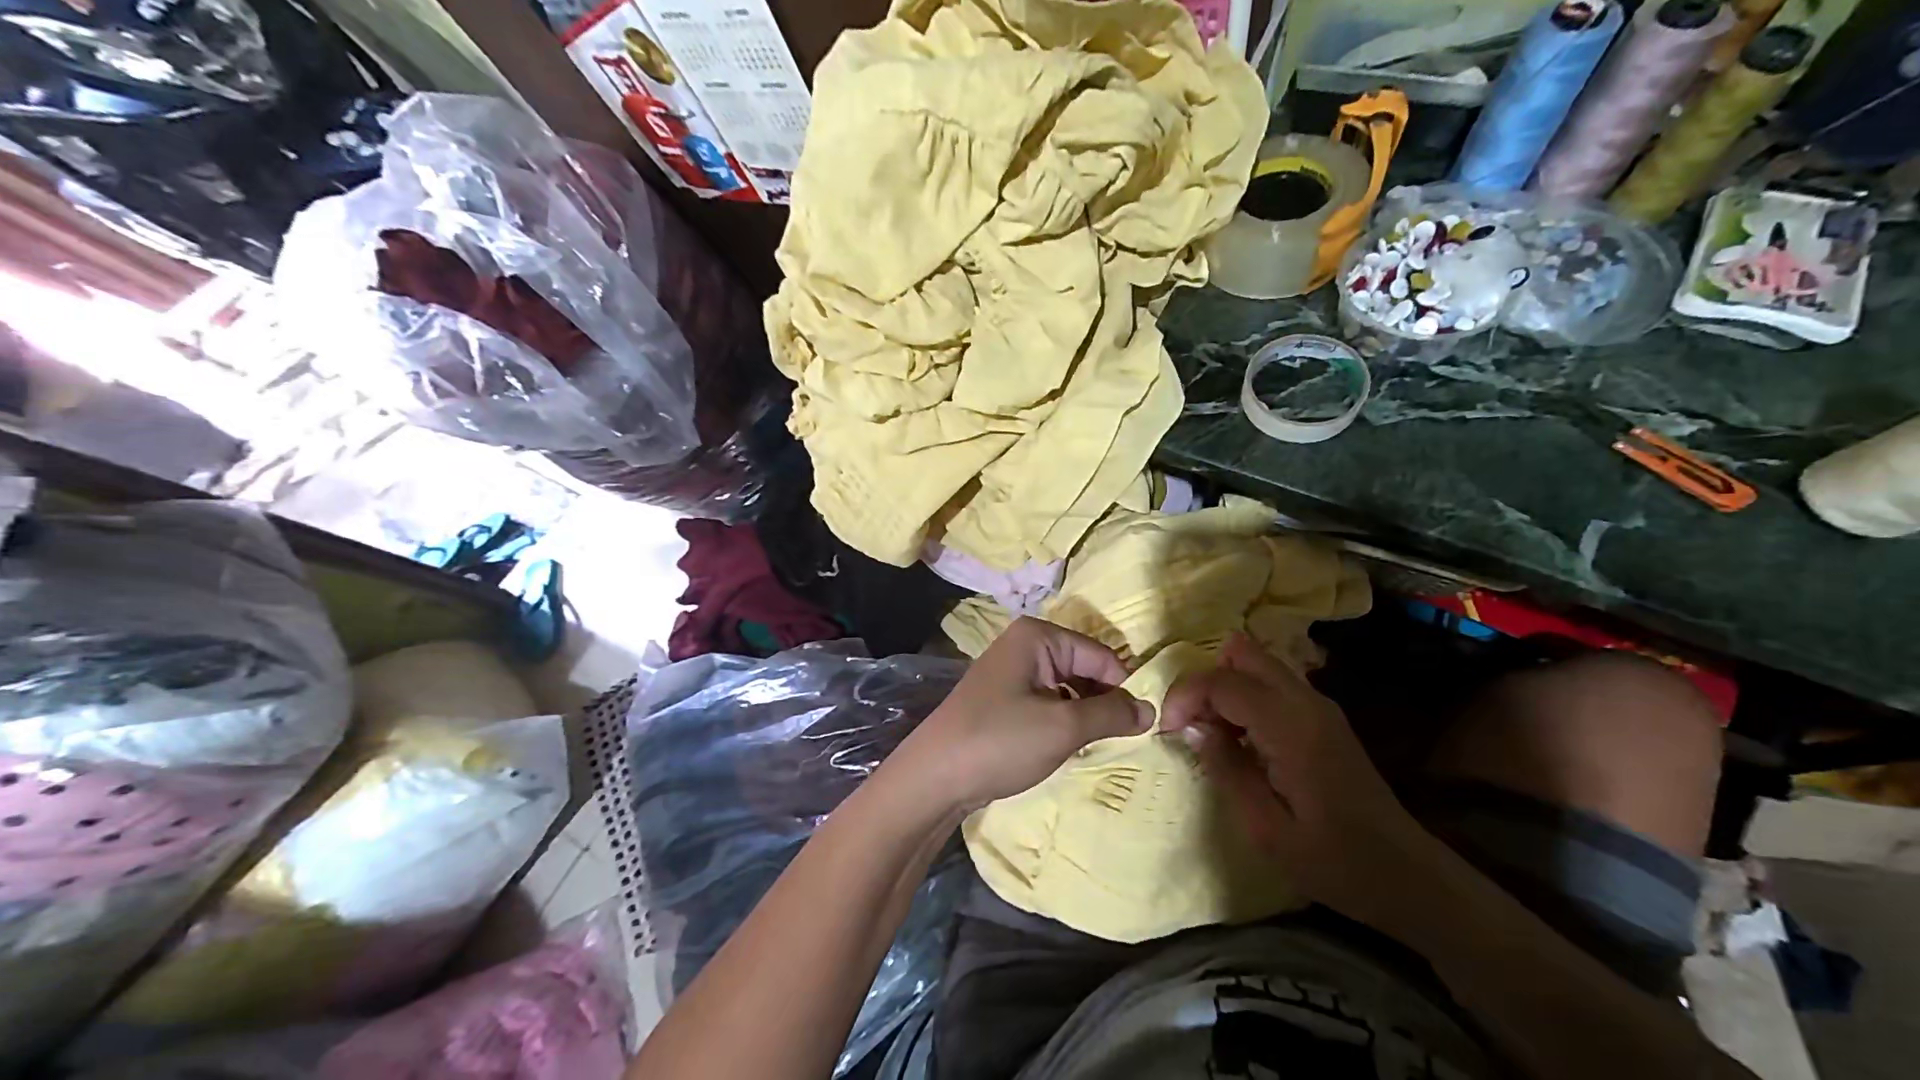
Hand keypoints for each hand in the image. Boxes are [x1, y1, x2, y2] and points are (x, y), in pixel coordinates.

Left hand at [890, 617, 1152, 813]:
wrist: (934, 777)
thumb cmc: (1000, 741)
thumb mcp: (1063, 726)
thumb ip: (1111, 714)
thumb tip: (1152, 709)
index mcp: (1038, 636)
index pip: (1102, 655)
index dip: (1126, 689)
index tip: (1148, 725)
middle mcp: (1025, 645)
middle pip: (1085, 668)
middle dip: (1106, 702)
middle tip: (1128, 739)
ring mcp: (1012, 672)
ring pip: (1068, 688)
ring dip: (1086, 715)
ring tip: (1101, 746)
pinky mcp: (1005, 700)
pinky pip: (1049, 703)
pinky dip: (1065, 722)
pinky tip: (1072, 747)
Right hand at [1161, 633, 1439, 930]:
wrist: (1406, 877)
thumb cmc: (1334, 862)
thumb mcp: (1266, 828)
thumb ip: (1226, 768)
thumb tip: (1193, 726)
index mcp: (1291, 727)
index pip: (1223, 681)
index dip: (1186, 696)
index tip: (1168, 730)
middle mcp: (1307, 702)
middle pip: (1242, 652)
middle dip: (1206, 680)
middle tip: (1191, 723)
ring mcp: (1320, 706)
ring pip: (1257, 663)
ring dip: (1225, 687)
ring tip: (1212, 734)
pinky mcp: (1324, 718)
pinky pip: (1272, 684)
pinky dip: (1245, 697)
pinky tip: (1241, 740)